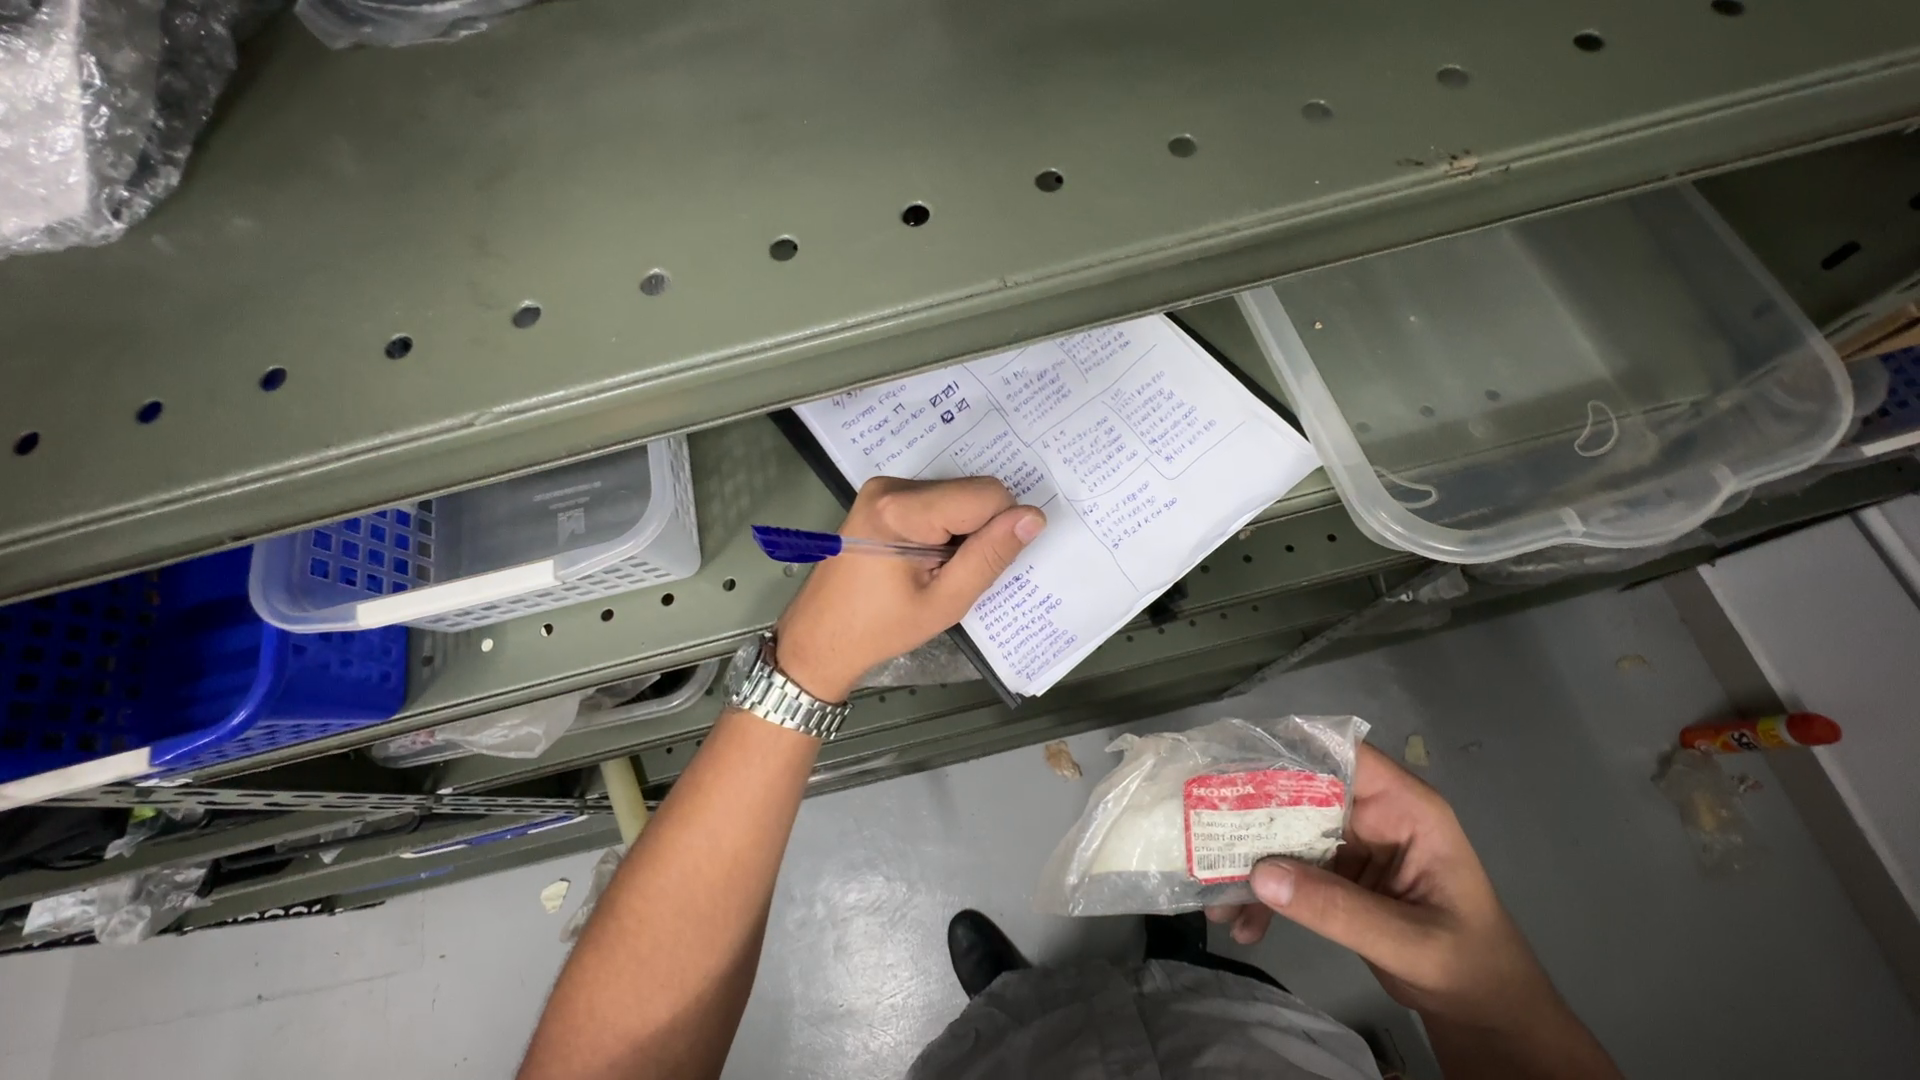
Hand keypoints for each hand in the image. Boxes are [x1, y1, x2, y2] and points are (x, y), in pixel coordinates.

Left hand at [773, 476, 1045, 702]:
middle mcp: (890, 486)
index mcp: (902, 509)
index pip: (988, 494)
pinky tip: (923, 558)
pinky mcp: (879, 496)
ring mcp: (882, 488)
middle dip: (978, 530)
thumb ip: (990, 556)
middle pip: (970, 491)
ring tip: (934, 568)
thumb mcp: (946, 601)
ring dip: (960, 530)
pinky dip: (943, 526)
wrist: (819, 638)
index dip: (1000, 529)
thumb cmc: (880, 628)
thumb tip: (1033, 517)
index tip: (979, 566)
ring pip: (956, 495)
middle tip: (953, 571)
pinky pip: (935, 499)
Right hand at [1205, 743, 1573, 1033]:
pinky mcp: (1333, 873)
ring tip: (1218, 906)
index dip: (1291, 748)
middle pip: (1298, 792)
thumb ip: (1338, 908)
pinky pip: (1285, 869)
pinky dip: (1262, 894)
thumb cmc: (1470, 967)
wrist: (1485, 1014)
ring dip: (1247, 864)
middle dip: (1249, 818)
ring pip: (1283, 832)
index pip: (1343, 755)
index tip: (1233, 761)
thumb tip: (1259, 874)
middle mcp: (1371, 814)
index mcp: (1404, 808)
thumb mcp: (1410, 942)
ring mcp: (1349, 843)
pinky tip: (1245, 926)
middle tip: (1202, 838)